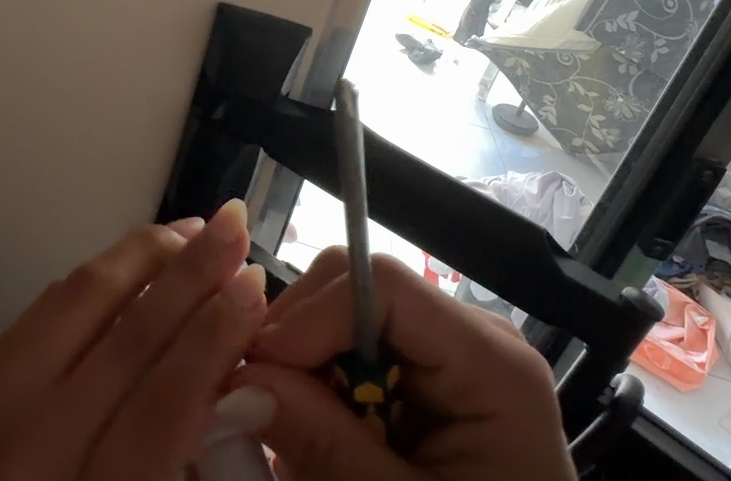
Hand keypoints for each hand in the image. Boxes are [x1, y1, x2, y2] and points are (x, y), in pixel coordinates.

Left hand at [0, 199, 267, 480]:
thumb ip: (175, 465)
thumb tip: (233, 389)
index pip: (159, 405)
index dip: (212, 338)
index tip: (252, 287)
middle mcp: (30, 448)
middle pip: (123, 339)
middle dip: (187, 275)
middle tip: (233, 226)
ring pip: (74, 304)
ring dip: (139, 258)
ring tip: (189, 231)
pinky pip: (39, 309)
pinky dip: (91, 276)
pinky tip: (125, 260)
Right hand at [231, 247, 571, 480]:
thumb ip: (326, 445)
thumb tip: (240, 381)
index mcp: (490, 361)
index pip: (382, 284)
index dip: (312, 314)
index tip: (258, 369)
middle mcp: (467, 334)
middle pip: (353, 287)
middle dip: (297, 338)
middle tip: (258, 404)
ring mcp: (444, 350)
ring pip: (339, 316)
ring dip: (300, 369)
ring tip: (291, 437)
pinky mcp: (423, 372)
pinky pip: (348, 351)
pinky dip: (318, 388)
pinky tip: (319, 439)